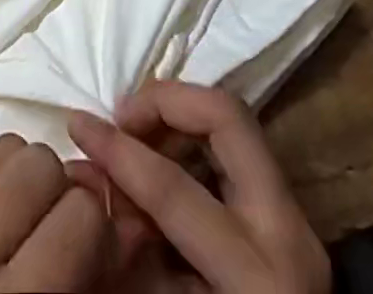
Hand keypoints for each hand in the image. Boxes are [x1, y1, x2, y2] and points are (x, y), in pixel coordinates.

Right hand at [66, 81, 328, 293]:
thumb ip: (119, 240)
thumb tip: (80, 172)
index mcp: (255, 270)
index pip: (171, 187)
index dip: (115, 150)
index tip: (75, 123)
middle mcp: (288, 228)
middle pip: (227, 115)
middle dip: (163, 102)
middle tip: (120, 117)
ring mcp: (297, 213)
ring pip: (232, 121)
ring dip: (176, 117)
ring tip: (135, 139)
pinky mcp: (289, 208)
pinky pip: (235, 145)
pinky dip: (191, 136)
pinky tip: (161, 158)